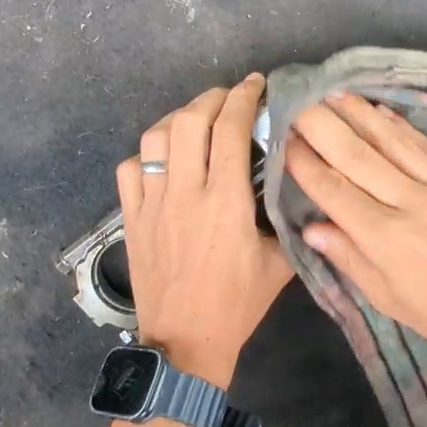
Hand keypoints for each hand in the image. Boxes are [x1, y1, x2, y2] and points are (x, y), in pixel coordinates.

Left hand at [117, 74, 294, 386]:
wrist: (185, 342)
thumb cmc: (237, 304)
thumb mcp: (279, 263)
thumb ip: (287, 220)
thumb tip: (296, 186)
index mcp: (225, 201)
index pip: (230, 129)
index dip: (244, 97)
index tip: (256, 84)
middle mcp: (185, 193)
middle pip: (189, 121)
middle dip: (211, 98)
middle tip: (229, 98)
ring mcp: (152, 205)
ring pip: (155, 138)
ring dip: (177, 118)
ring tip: (195, 119)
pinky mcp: (131, 219)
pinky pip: (129, 170)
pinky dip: (146, 154)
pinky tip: (163, 160)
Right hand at [284, 91, 426, 371]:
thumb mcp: (387, 299)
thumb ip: (349, 258)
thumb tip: (311, 227)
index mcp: (384, 238)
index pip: (333, 190)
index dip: (305, 162)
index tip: (284, 140)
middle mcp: (408, 203)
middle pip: (356, 155)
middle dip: (322, 125)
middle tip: (298, 103)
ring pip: (391, 140)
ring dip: (360, 114)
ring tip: (334, 94)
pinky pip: (426, 146)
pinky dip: (402, 125)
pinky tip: (382, 110)